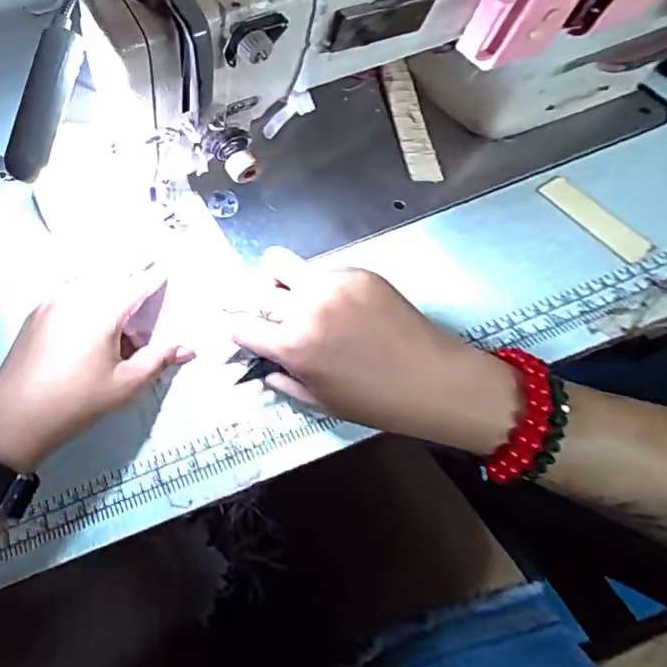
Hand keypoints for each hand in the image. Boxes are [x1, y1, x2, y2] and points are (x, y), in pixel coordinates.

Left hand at [0, 265, 192, 471]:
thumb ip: (158, 360)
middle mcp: (77, 293)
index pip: (137, 281)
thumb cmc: (75, 402)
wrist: (12, 418)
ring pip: (91, 280)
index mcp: (102, 307)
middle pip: (113, 273)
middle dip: (134, 276)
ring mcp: (53, 300)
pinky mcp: (38, 311)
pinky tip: (95, 324)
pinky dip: (90, 296)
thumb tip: (187, 349)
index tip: (170, 267)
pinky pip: (72, 292)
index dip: (156, 275)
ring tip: (123, 315)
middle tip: (150, 284)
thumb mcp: (124, 385)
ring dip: (111, 288)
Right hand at [229, 248, 519, 454]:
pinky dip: (321, 285)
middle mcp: (306, 308)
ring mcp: (332, 284)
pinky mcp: (358, 272)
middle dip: (255, 296)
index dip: (233, 325)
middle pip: (257, 283)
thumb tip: (266, 365)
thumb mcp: (320, 401)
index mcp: (293, 345)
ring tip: (299, 297)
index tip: (235, 325)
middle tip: (268, 308)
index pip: (242, 324)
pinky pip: (324, 270)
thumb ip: (284, 381)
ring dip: (283, 280)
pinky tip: (343, 305)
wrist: (433, 379)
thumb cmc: (375, 401)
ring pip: (286, 264)